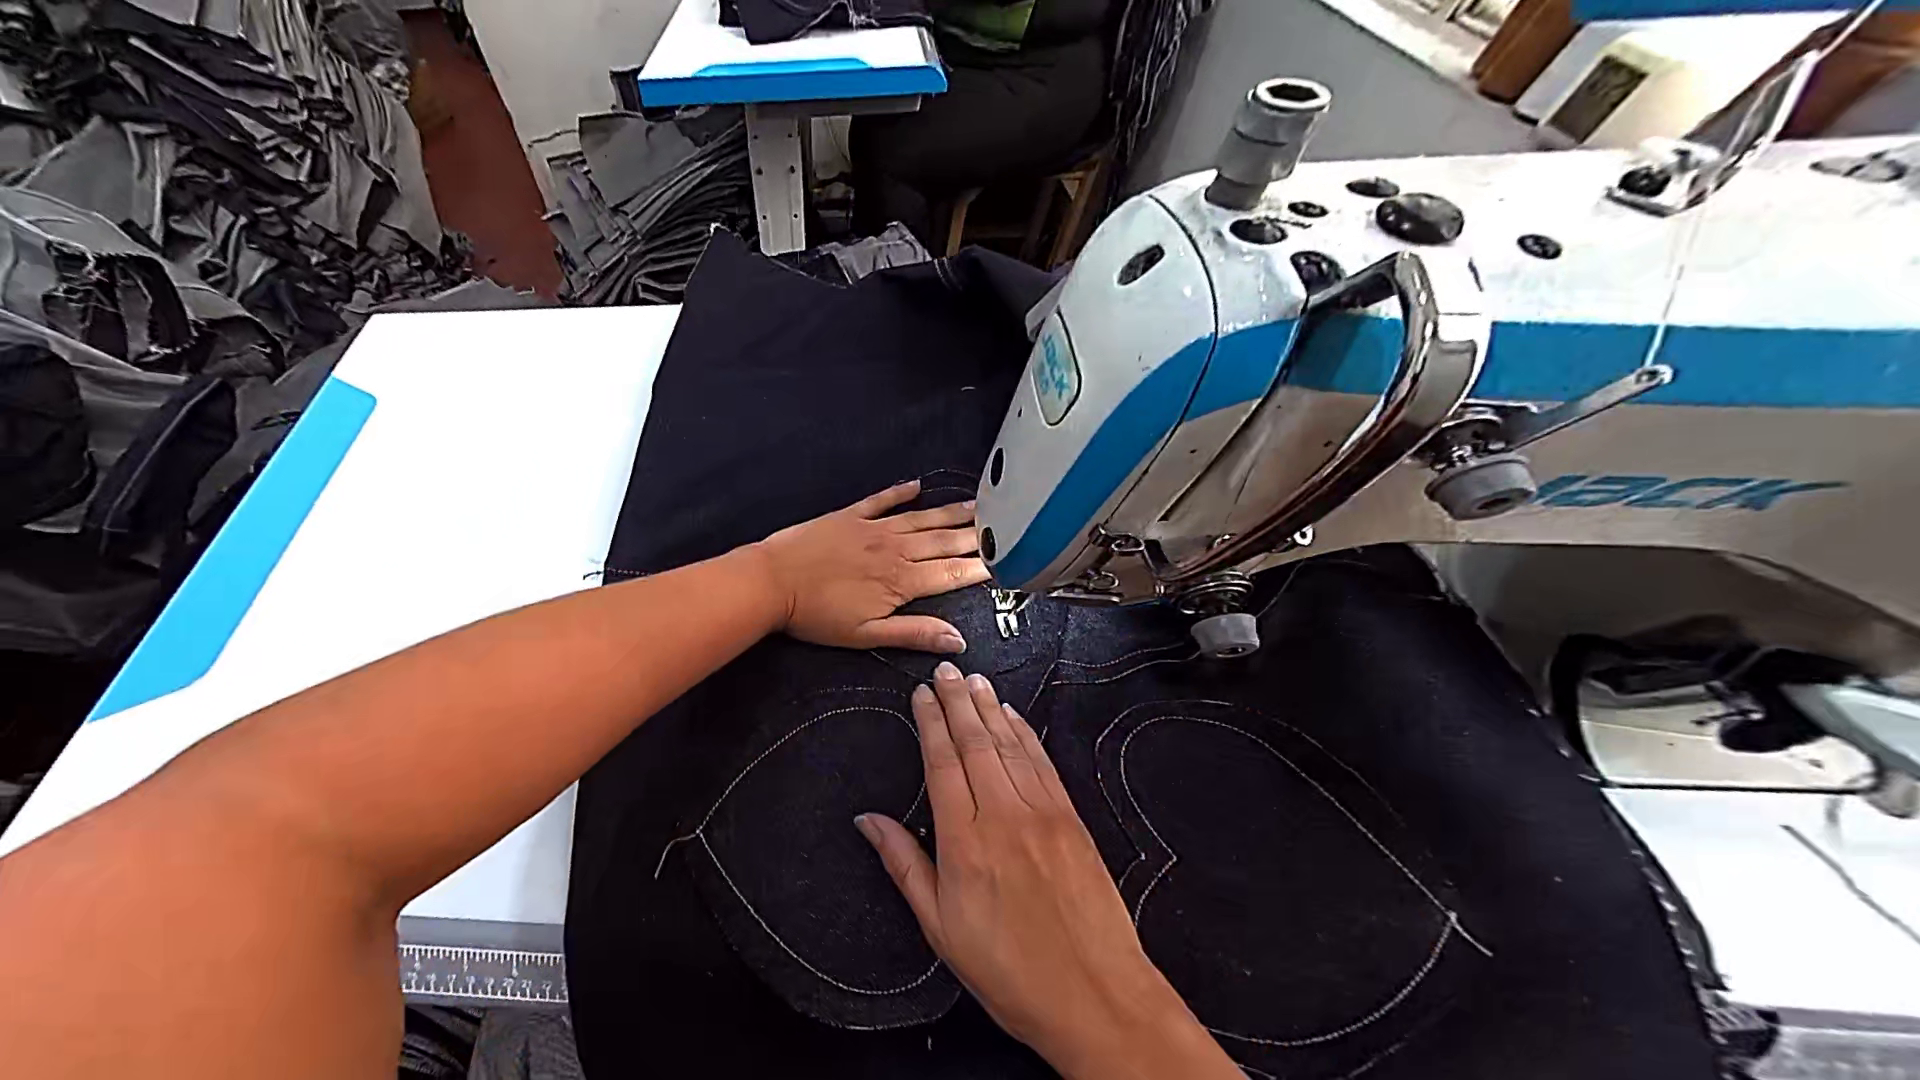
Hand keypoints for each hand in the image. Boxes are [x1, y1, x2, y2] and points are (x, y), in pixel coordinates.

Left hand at [751, 480, 989, 653]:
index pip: (951, 574)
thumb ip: (914, 634)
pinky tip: (917, 485)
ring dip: (950, 513)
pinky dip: (901, 492)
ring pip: (921, 519)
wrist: (771, 582)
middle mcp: (895, 550)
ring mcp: (873, 528)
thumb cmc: (817, 615)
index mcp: (901, 581)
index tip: (1005, 562)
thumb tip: (957, 640)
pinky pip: (882, 500)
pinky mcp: (850, 516)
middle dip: (974, 536)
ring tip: (976, 506)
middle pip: (943, 542)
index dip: (979, 568)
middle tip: (1002, 526)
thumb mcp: (866, 635)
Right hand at [855, 665, 1242, 1079]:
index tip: (922, 695)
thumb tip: (870, 822)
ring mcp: (1042, 812)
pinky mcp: (1071, 817)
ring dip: (989, 706)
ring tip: (974, 679)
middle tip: (945, 670)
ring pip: (1009, 743)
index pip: (942, 762)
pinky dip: (1024, 732)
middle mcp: (1004, 816)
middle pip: (975, 741)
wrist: (1095, 994)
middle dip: (957, 700)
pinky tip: (1013, 716)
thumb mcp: (940, 927)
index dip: (930, 722)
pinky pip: (1042, 761)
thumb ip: (903, 864)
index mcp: (966, 842)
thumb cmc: (1013, 971)